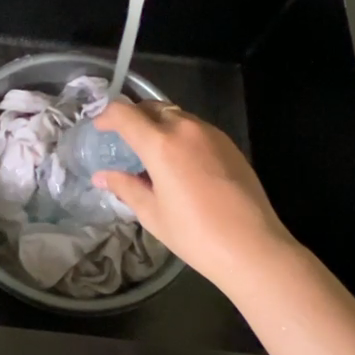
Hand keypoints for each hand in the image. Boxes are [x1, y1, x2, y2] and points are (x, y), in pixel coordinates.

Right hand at [90, 100, 297, 294]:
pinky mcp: (228, 144)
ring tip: (152, 153)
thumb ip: (126, 187)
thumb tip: (102, 176)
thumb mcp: (152, 214)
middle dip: (133, 117)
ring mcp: (211, 133)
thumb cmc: (196, 235)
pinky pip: (195, 128)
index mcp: (161, 144)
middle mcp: (186, 129)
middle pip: (151, 107)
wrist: (253, 248)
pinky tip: (180, 163)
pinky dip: (180, 135)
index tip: (100, 130)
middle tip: (124, 141)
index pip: (124, 113)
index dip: (107, 117)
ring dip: (158, 125)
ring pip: (175, 115)